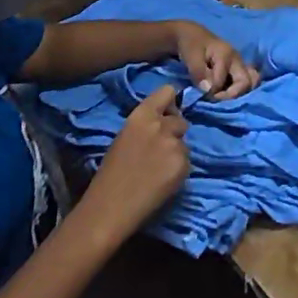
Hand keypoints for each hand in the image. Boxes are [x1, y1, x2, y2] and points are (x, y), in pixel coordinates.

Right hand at [78, 85, 190, 240]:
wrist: (111, 206)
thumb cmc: (110, 172)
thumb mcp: (126, 135)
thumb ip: (147, 124)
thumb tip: (163, 121)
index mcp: (142, 115)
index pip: (168, 91)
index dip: (169, 103)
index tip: (167, 112)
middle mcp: (161, 125)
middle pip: (180, 119)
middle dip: (174, 131)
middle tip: (161, 148)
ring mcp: (174, 145)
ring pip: (184, 143)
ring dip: (176, 151)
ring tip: (160, 169)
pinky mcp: (183, 165)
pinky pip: (186, 161)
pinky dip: (178, 169)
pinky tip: (164, 180)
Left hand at [172, 22, 260, 99]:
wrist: (192, 34)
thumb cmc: (191, 44)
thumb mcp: (191, 56)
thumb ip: (199, 73)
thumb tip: (208, 91)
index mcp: (226, 54)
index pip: (222, 81)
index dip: (212, 93)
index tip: (202, 96)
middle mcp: (237, 59)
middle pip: (246, 82)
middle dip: (232, 95)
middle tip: (216, 99)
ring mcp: (239, 63)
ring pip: (251, 82)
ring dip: (239, 93)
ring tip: (223, 97)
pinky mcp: (238, 68)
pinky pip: (246, 81)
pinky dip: (240, 90)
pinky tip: (228, 93)